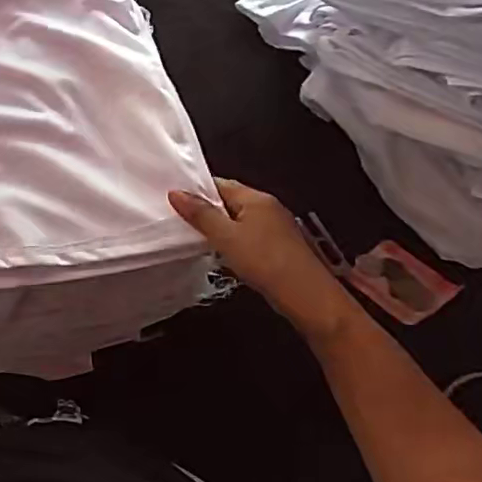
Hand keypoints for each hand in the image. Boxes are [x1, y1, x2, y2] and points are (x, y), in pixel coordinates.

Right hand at [168, 179, 354, 331]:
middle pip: (228, 201)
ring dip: (217, 228)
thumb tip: (176, 192)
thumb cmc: (264, 261)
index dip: (195, 190)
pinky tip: (221, 254)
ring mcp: (275, 227)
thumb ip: (200, 214)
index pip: (219, 184)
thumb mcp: (225, 236)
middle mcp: (268, 208)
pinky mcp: (278, 246)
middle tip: (179, 220)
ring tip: (195, 238)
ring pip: (236, 220)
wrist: (307, 297)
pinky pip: (246, 235)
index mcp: (256, 198)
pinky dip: (231, 241)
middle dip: (204, 210)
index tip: (173, 201)